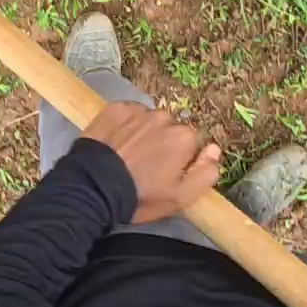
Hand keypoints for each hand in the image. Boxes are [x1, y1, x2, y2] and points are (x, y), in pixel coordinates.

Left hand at [82, 103, 221, 222]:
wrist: (92, 187)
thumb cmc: (140, 196)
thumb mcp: (180, 197)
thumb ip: (205, 173)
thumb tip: (215, 149)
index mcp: (184, 137)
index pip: (191, 143)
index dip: (180, 159)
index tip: (165, 173)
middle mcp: (164, 117)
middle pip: (170, 129)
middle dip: (163, 143)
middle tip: (145, 165)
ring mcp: (138, 110)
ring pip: (149, 120)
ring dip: (144, 133)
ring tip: (128, 155)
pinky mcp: (115, 108)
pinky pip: (129, 114)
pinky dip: (125, 125)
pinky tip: (116, 143)